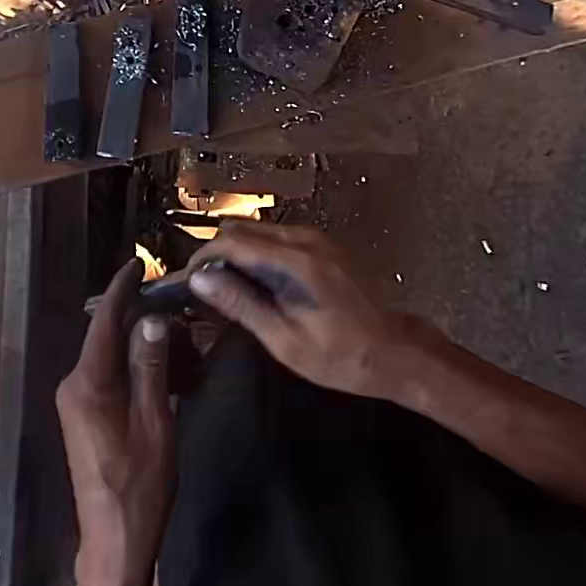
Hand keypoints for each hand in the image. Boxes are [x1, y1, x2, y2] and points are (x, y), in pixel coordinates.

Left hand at [56, 260, 174, 585]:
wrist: (113, 541)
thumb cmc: (138, 483)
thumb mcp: (154, 423)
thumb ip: (151, 368)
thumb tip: (153, 320)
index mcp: (87, 381)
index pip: (105, 320)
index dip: (121, 288)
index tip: (137, 263)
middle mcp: (74, 384)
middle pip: (108, 336)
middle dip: (140, 320)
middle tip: (176, 312)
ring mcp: (75, 401)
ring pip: (110, 357)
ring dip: (141, 347)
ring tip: (180, 345)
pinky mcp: (83, 415)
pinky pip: (108, 378)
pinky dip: (134, 369)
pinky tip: (164, 373)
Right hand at [187, 221, 443, 400]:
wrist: (397, 353)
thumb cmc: (340, 357)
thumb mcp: (284, 340)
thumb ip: (241, 304)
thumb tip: (200, 280)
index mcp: (294, 263)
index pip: (232, 242)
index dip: (203, 257)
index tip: (188, 281)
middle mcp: (303, 239)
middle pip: (241, 229)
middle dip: (216, 253)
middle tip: (206, 287)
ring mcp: (315, 238)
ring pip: (256, 230)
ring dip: (236, 251)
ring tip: (228, 288)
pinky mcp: (321, 244)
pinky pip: (275, 237)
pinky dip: (256, 252)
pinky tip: (257, 282)